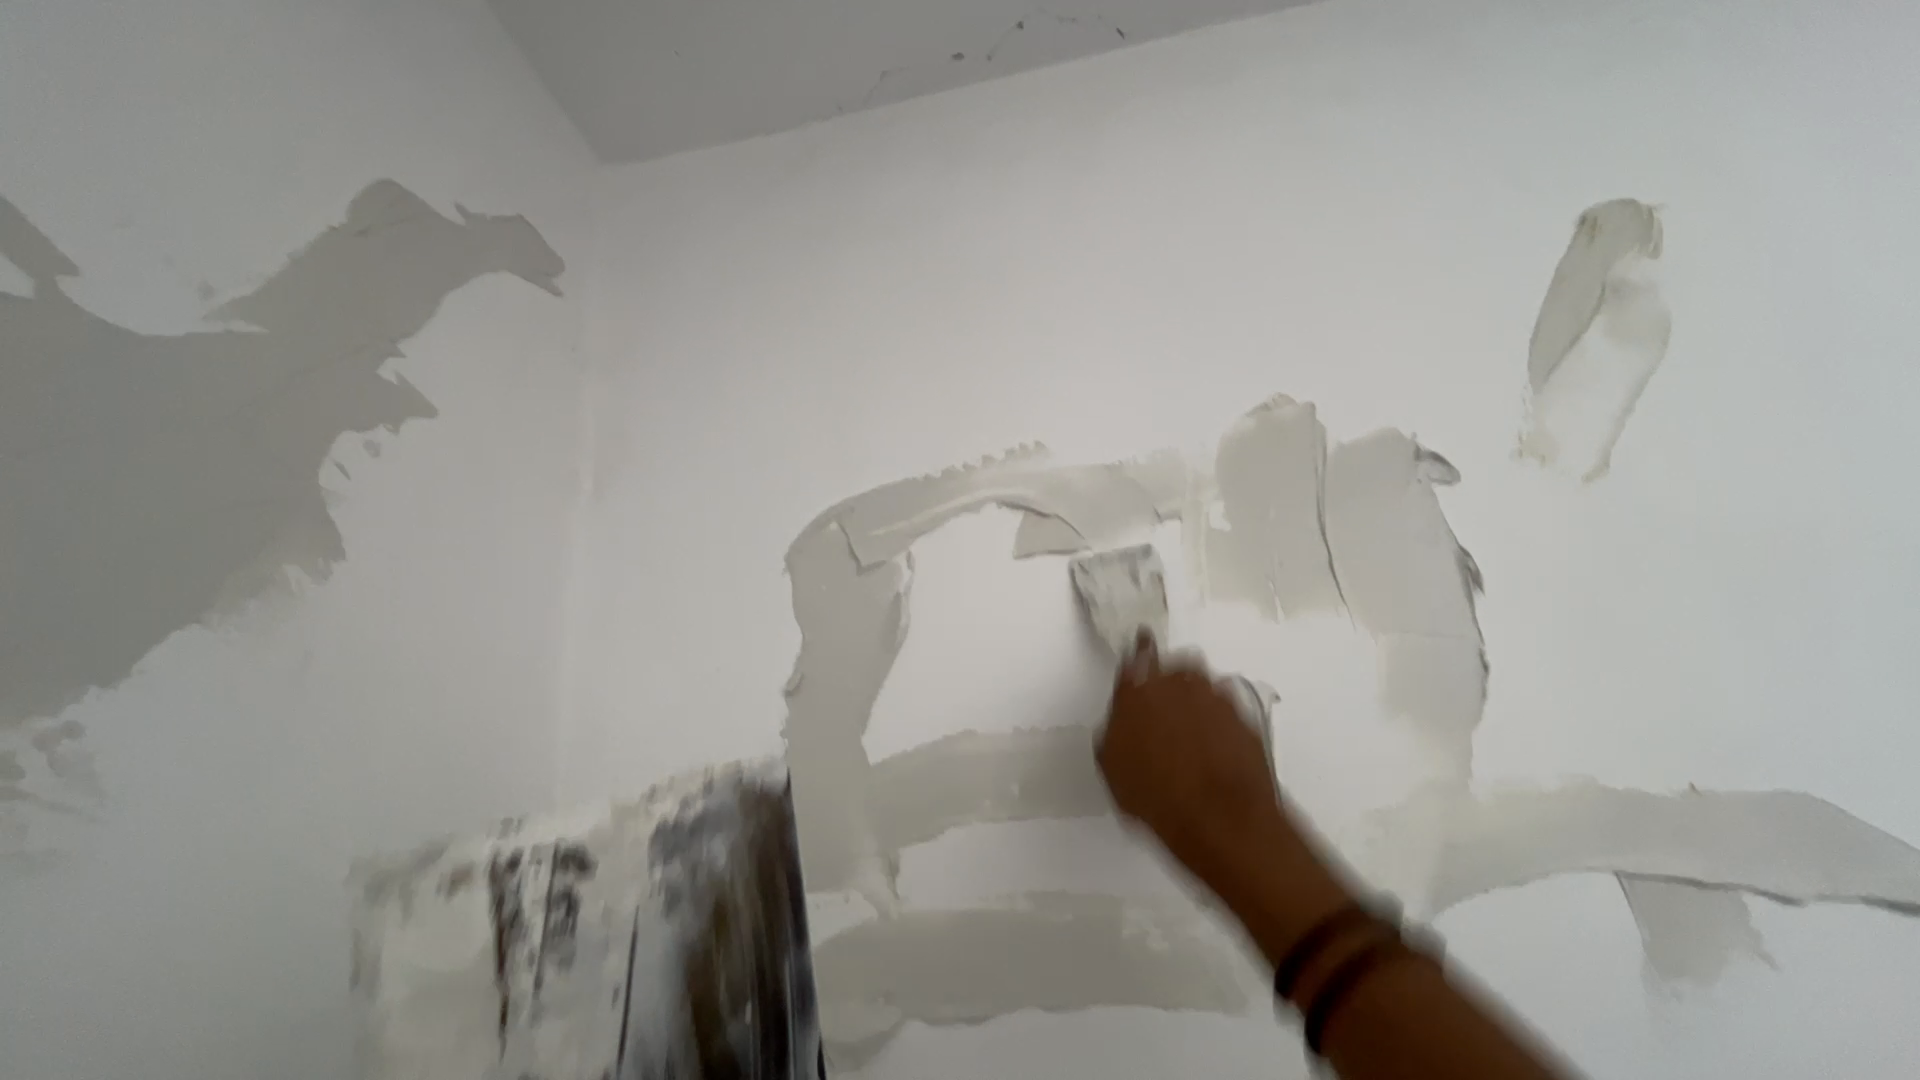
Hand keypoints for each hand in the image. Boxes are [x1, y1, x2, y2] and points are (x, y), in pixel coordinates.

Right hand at [1095, 632, 1296, 884]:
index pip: (1137, 653)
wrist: (1220, 820)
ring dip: (1195, 702)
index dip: (1138, 651)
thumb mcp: (1112, 765)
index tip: (1139, 647)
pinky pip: (1226, 713)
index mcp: (1140, 686)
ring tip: (1186, 738)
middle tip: (1160, 711)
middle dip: (1169, 681)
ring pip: (1204, 687)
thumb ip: (1115, 729)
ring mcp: (1219, 699)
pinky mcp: (1246, 721)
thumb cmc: (1157, 794)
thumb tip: (1121, 724)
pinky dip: (1217, 725)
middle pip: (1175, 666)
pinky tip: (1209, 753)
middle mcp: (1182, 682)